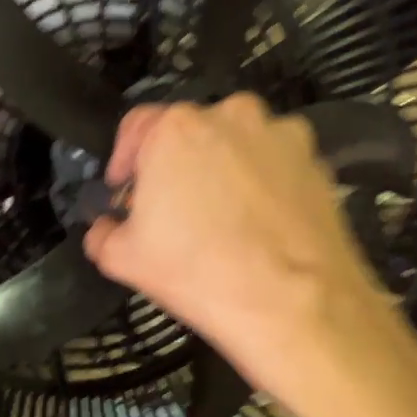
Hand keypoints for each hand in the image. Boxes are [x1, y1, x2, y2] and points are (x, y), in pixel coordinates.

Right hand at [82, 95, 395, 390]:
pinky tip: (251, 226)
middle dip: (172, 165)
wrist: (292, 300)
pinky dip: (257, 185)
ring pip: (233, 145)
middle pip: (187, 132)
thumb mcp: (120, 259)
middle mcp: (229, 116)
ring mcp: (279, 135)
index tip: (122, 192)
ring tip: (214, 218)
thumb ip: (101, 233)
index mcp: (174, 130)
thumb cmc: (197, 271)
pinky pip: (271, 164)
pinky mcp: (315, 160)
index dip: (123, 161)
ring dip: (217, 170)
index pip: (135, 126)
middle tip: (167, 209)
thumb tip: (106, 228)